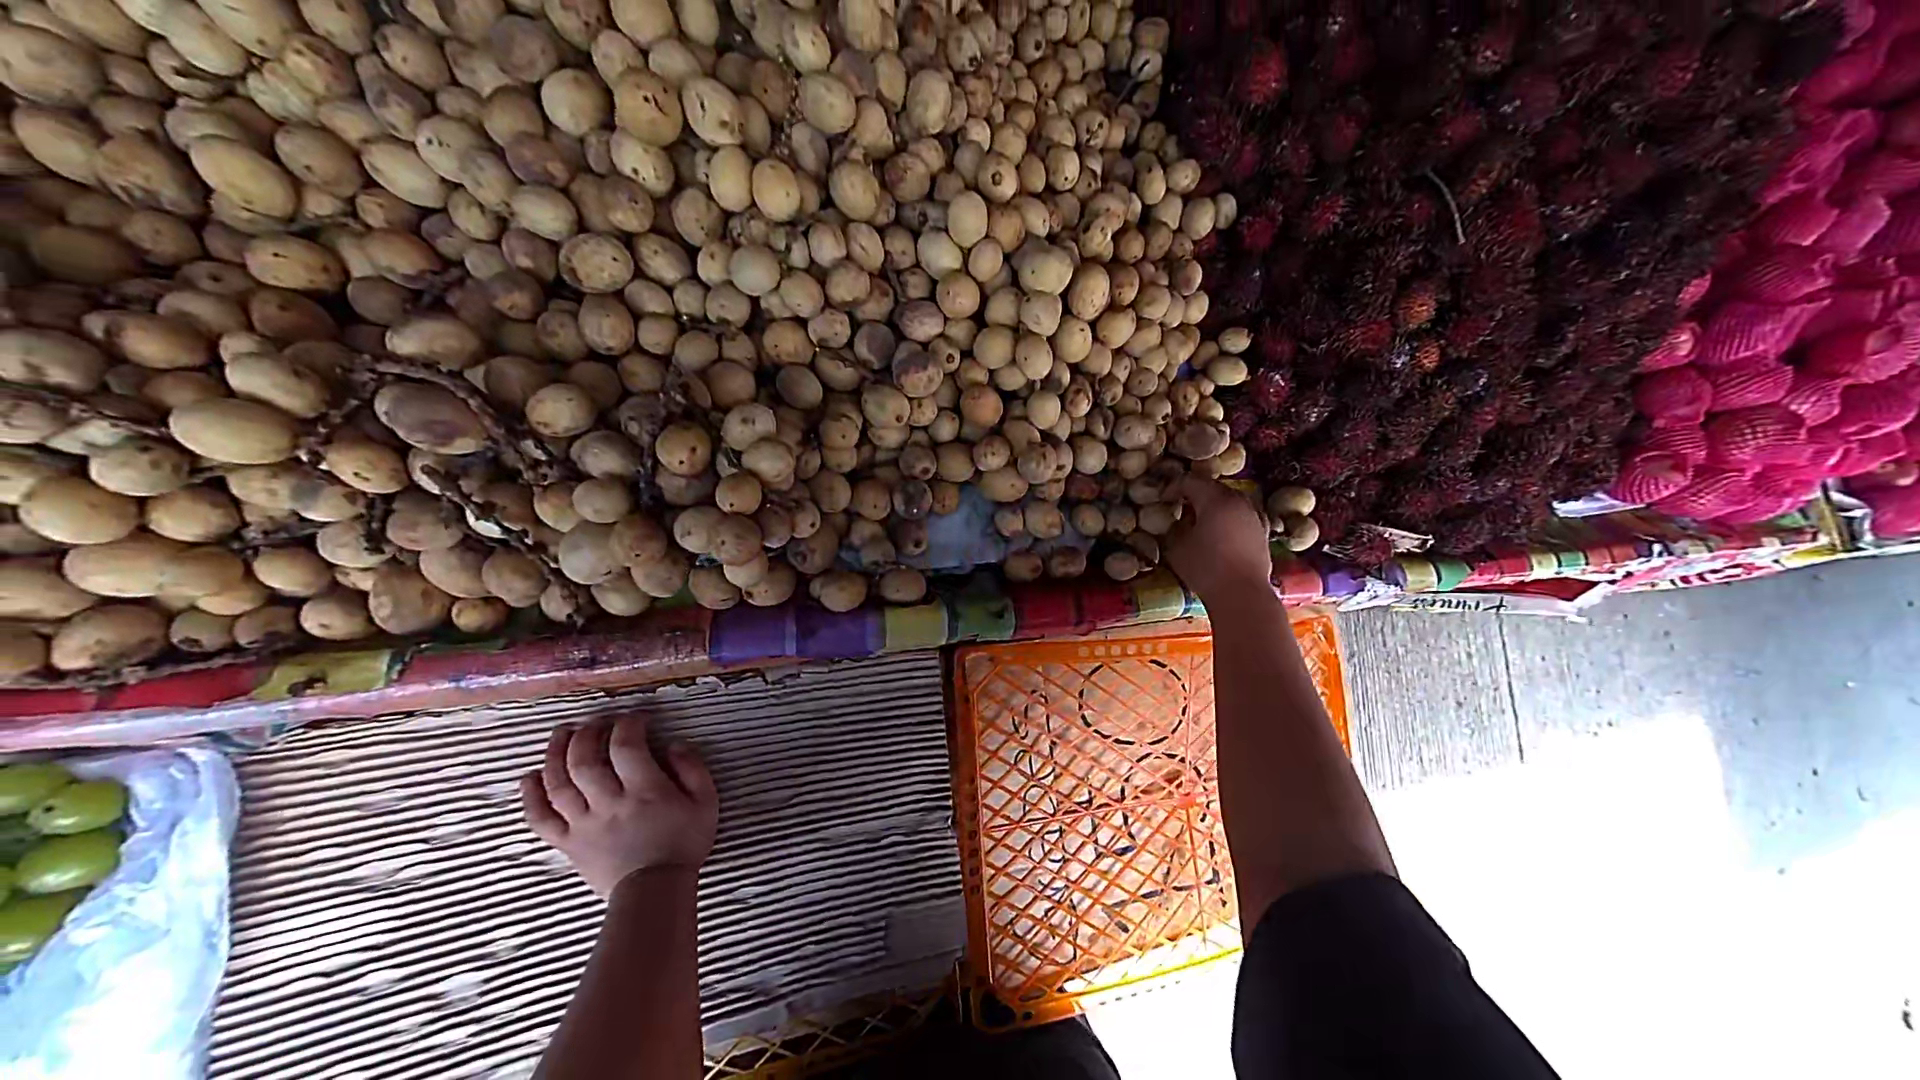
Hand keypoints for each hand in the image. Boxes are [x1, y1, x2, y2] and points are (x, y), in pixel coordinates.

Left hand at [521, 715, 717, 895]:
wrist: (655, 890)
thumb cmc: (684, 842)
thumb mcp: (706, 801)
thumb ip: (692, 767)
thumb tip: (673, 744)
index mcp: (644, 790)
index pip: (626, 746)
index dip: (628, 724)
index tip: (635, 718)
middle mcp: (608, 803)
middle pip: (585, 759)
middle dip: (589, 732)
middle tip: (597, 722)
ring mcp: (583, 823)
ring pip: (558, 782)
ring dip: (556, 753)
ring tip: (562, 733)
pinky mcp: (568, 842)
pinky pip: (540, 818)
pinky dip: (530, 796)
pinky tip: (530, 777)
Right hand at [1166, 475, 1274, 604]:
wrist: (1243, 595)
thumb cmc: (1205, 568)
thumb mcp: (1177, 547)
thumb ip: (1173, 529)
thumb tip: (1175, 522)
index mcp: (1216, 499)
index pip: (1191, 481)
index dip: (1173, 487)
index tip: (1162, 498)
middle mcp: (1239, 501)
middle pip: (1213, 488)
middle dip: (1195, 495)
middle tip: (1179, 507)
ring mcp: (1254, 517)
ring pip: (1230, 502)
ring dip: (1213, 507)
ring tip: (1199, 521)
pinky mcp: (1262, 534)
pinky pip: (1242, 518)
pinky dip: (1229, 520)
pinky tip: (1221, 534)